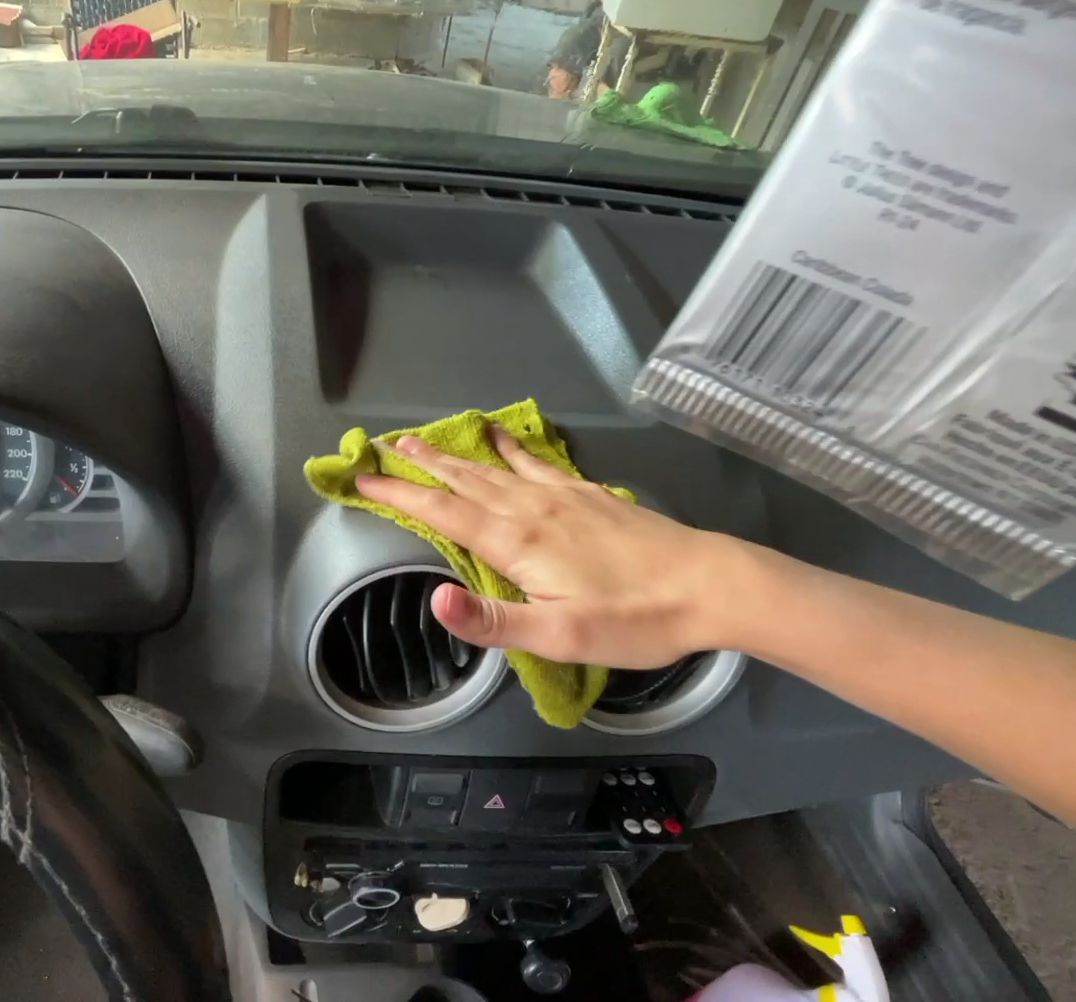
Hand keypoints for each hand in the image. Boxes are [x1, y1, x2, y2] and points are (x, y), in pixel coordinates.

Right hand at [354, 430, 771, 667]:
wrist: (712, 584)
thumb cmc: (634, 618)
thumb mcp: (560, 637)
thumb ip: (492, 620)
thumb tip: (433, 600)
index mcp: (516, 541)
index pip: (442, 512)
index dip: (398, 495)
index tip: (363, 479)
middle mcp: (530, 507)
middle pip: (462, 480)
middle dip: (418, 464)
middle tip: (382, 445)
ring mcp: (562, 495)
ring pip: (493, 469)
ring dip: (453, 455)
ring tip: (424, 438)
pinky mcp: (587, 493)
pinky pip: (537, 463)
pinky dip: (511, 450)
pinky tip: (504, 439)